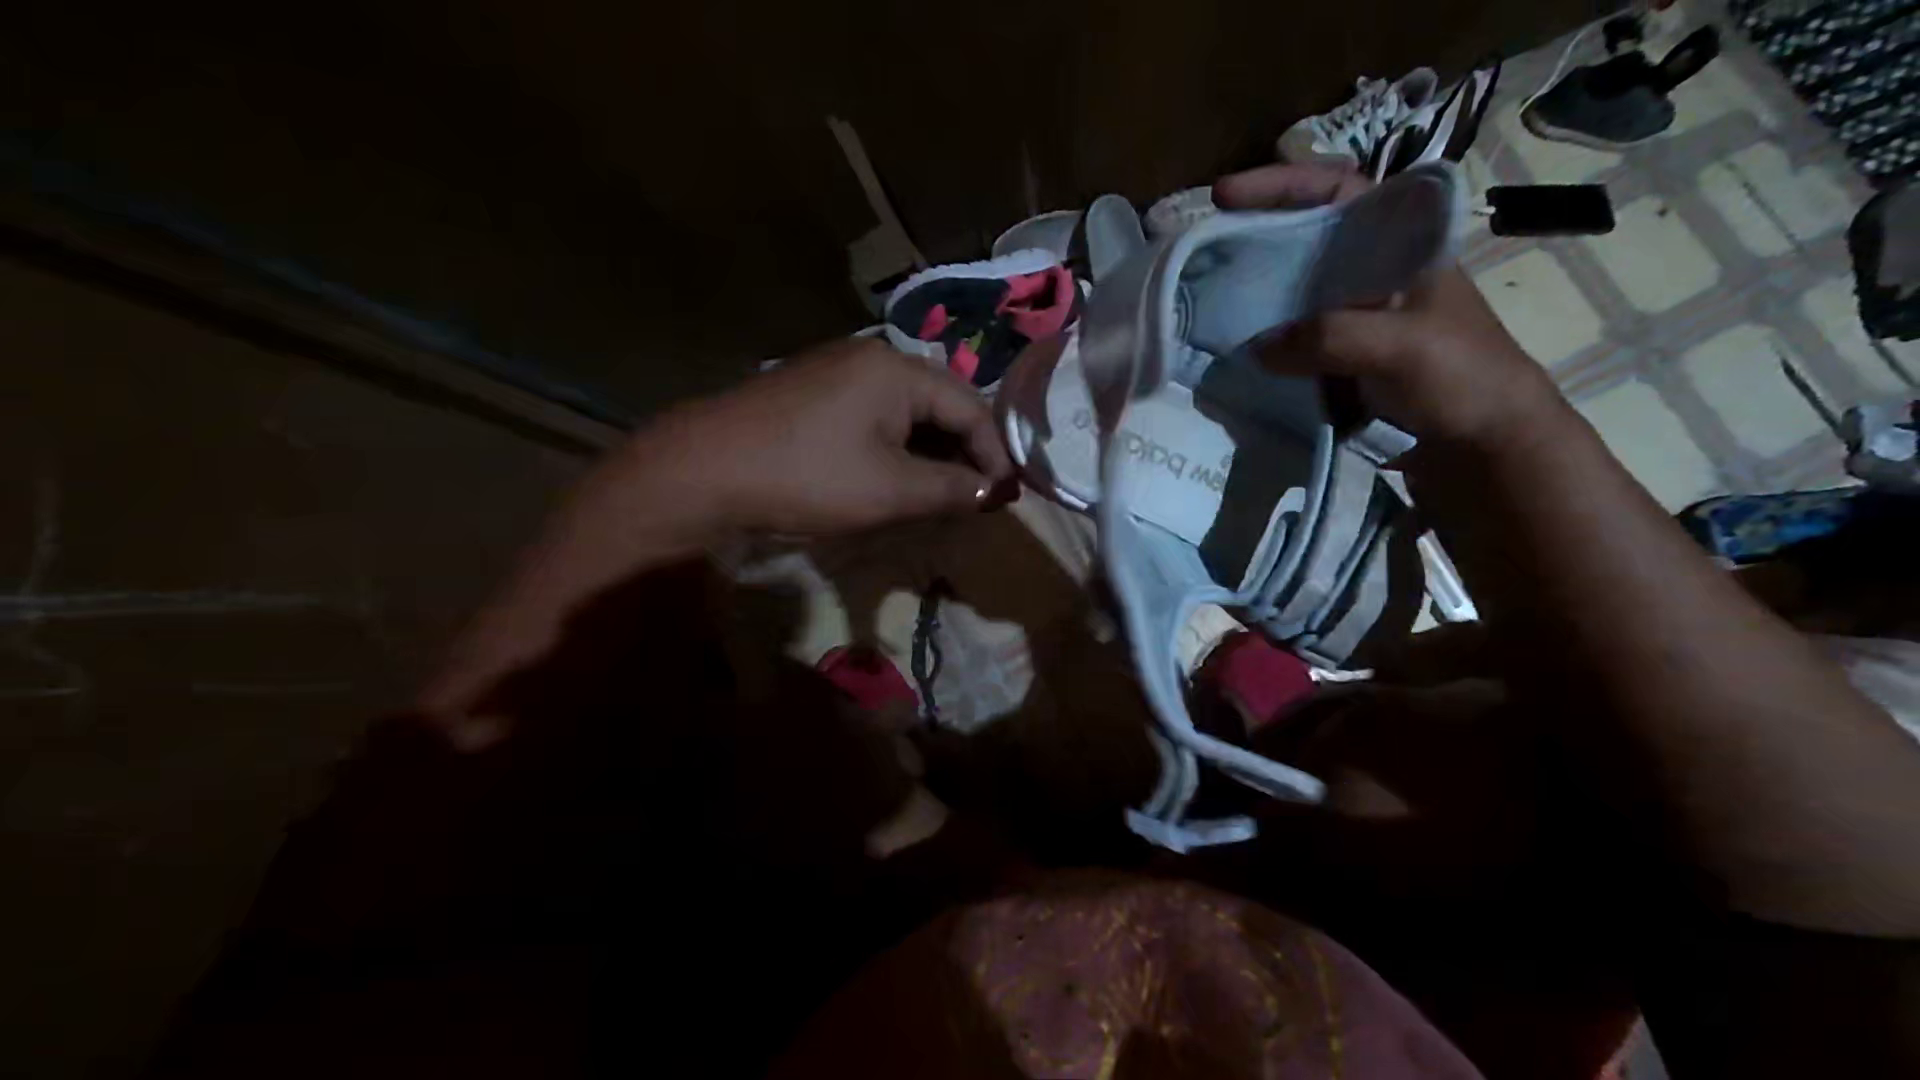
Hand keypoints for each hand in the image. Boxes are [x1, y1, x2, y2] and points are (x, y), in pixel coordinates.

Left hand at [418, 338, 1014, 739]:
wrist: (701, 472)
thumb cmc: (806, 478)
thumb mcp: (890, 490)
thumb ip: (951, 488)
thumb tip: (993, 490)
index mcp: (897, 369)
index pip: (971, 406)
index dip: (994, 455)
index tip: (1003, 499)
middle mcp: (870, 357)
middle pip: (940, 403)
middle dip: (962, 453)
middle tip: (973, 499)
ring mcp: (836, 371)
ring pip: (906, 412)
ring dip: (929, 453)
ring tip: (938, 495)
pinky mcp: (811, 393)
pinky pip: (873, 417)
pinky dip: (895, 448)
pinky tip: (893, 478)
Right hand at [1213, 164, 1566, 448]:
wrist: (1478, 443)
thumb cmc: (1462, 377)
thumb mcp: (1403, 347)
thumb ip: (1330, 338)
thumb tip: (1255, 347)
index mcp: (1397, 245)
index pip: (1335, 191)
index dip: (1280, 185)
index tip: (1223, 196)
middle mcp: (1364, 273)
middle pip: (1297, 240)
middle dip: (1247, 240)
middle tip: (1195, 252)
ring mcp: (1345, 317)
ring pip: (1283, 292)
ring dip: (1243, 294)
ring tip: (1194, 299)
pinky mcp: (1329, 358)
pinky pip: (1280, 340)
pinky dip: (1251, 342)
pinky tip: (1221, 349)